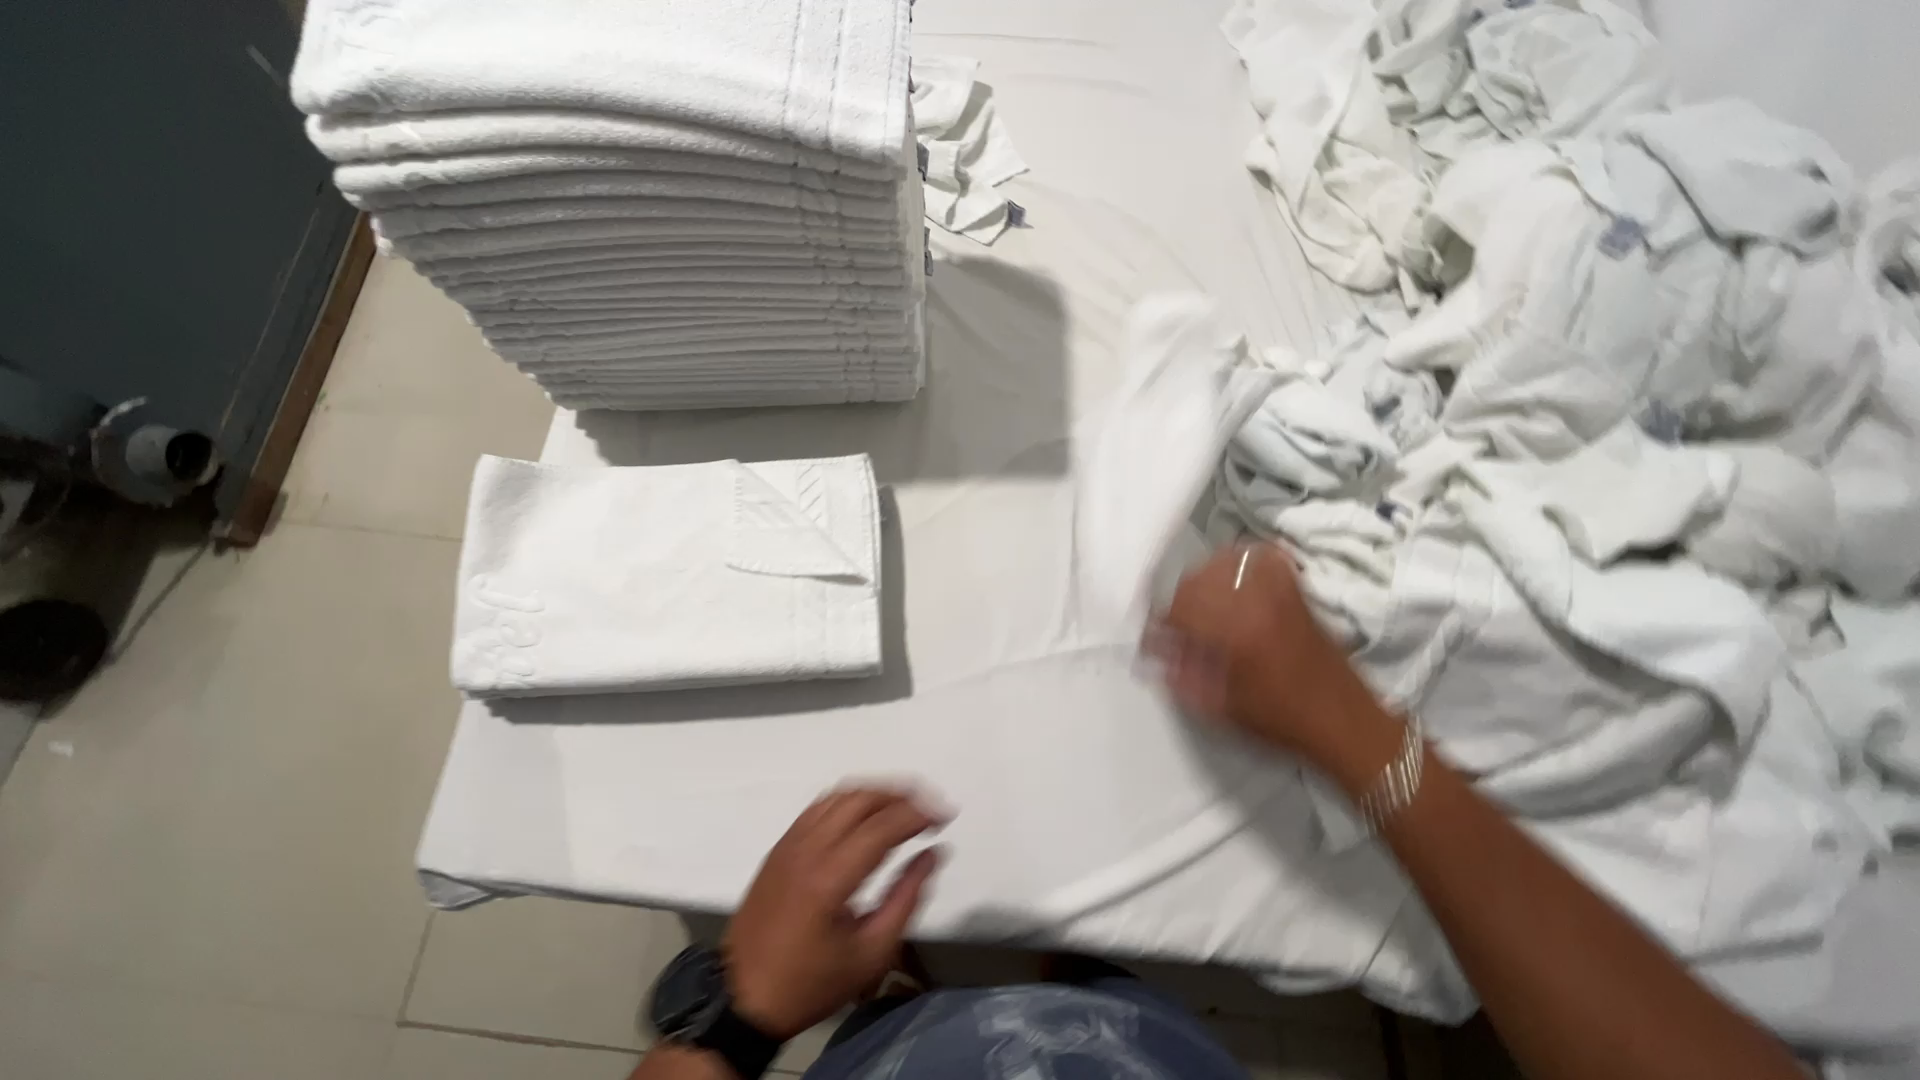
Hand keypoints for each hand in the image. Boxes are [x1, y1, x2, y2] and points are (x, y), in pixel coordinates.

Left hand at [724, 786, 946, 1040]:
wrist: (742, 998)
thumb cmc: (811, 983)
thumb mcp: (871, 954)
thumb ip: (907, 898)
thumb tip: (932, 854)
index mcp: (831, 877)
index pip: (883, 826)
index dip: (919, 814)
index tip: (946, 816)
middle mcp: (808, 848)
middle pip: (861, 799)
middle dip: (902, 795)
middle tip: (930, 808)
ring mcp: (789, 843)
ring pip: (839, 796)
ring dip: (876, 793)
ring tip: (904, 807)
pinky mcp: (779, 847)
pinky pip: (819, 807)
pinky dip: (849, 800)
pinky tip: (865, 815)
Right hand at [1146, 545, 1399, 779]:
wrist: (1346, 721)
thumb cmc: (1282, 721)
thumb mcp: (1222, 707)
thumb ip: (1184, 678)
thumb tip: (1156, 656)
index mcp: (1235, 630)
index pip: (1179, 609)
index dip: (1159, 625)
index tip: (1153, 642)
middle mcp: (1255, 600)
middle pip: (1197, 579)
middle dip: (1178, 602)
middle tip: (1175, 627)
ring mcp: (1279, 590)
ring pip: (1225, 562)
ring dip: (1205, 580)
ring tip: (1203, 606)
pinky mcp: (1296, 590)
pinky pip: (1262, 558)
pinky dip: (1242, 563)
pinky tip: (1234, 582)